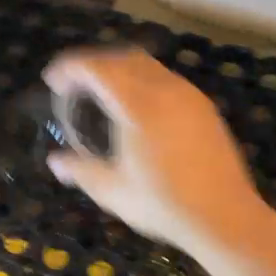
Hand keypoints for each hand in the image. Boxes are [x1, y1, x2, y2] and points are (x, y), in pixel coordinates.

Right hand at [44, 47, 265, 253]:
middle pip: (124, 59)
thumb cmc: (162, 203)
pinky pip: (167, 81)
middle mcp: (165, 90)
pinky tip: (137, 111)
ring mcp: (189, 97)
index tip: (52, 79)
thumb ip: (81, 170)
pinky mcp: (204, 109)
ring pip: (149, 67)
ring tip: (102, 96)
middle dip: (94, 65)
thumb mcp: (112, 190)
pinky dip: (142, 84)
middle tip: (73, 86)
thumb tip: (55, 161)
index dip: (71, 68)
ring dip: (120, 72)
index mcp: (137, 105)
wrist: (223, 216)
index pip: (98, 69)